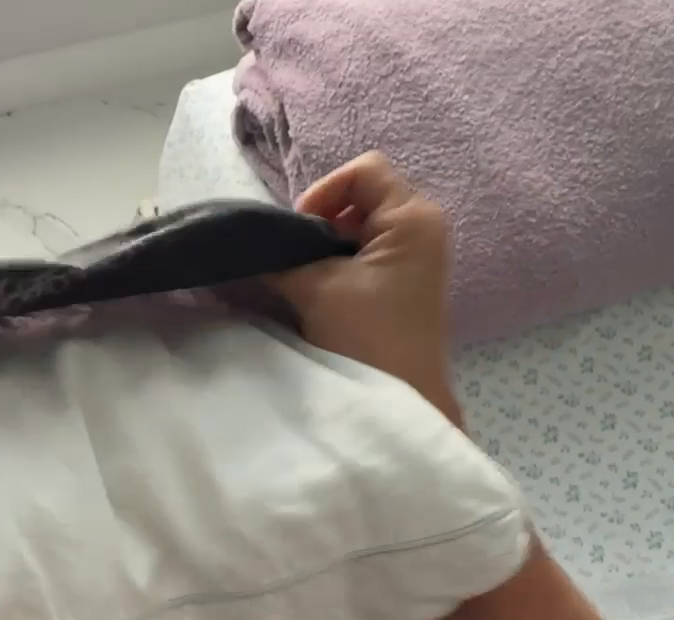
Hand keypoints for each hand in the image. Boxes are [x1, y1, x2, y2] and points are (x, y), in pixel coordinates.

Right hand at [266, 152, 458, 417]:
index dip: (322, 194)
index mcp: (413, 217)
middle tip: (294, 259)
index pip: (363, 172)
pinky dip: (337, 267)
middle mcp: (422, 227)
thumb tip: (252, 248)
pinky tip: (319, 295)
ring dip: (325, 249)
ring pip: (358, 230)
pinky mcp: (402, 283)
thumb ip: (283, 260)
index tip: (296, 235)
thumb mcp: (317, 288)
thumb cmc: (366, 335)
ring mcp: (414, 257)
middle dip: (321, 224)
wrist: (400, 395)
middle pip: (361, 198)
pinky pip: (364, 256)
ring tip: (304, 281)